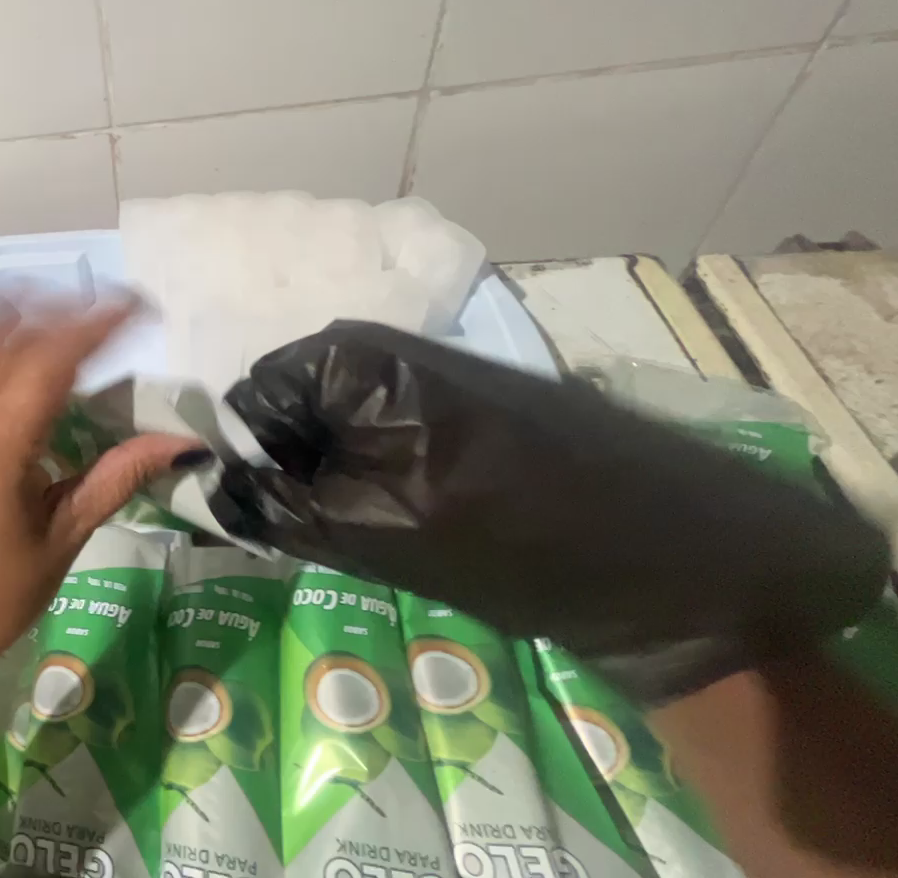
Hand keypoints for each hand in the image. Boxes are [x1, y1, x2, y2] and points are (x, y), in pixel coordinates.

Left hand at [0, 300, 203, 700]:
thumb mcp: (64, 537)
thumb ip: (118, 477)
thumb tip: (184, 443)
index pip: (53, 359)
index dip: (98, 326)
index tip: (139, 308)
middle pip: (13, 337)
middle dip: (65, 315)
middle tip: (112, 319)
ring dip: (15, 314)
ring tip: (59, 313)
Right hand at [213, 321, 888, 705]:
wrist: (686, 554)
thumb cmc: (513, 536)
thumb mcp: (367, 534)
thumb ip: (273, 507)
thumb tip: (210, 490)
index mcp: (350, 357)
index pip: (250, 398)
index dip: (253, 457)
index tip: (279, 510)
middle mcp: (381, 343)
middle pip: (292, 406)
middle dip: (295, 466)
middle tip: (329, 526)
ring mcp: (428, 366)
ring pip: (337, 421)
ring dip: (337, 473)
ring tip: (375, 526)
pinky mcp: (462, 396)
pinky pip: (382, 427)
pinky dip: (377, 469)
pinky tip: (416, 513)